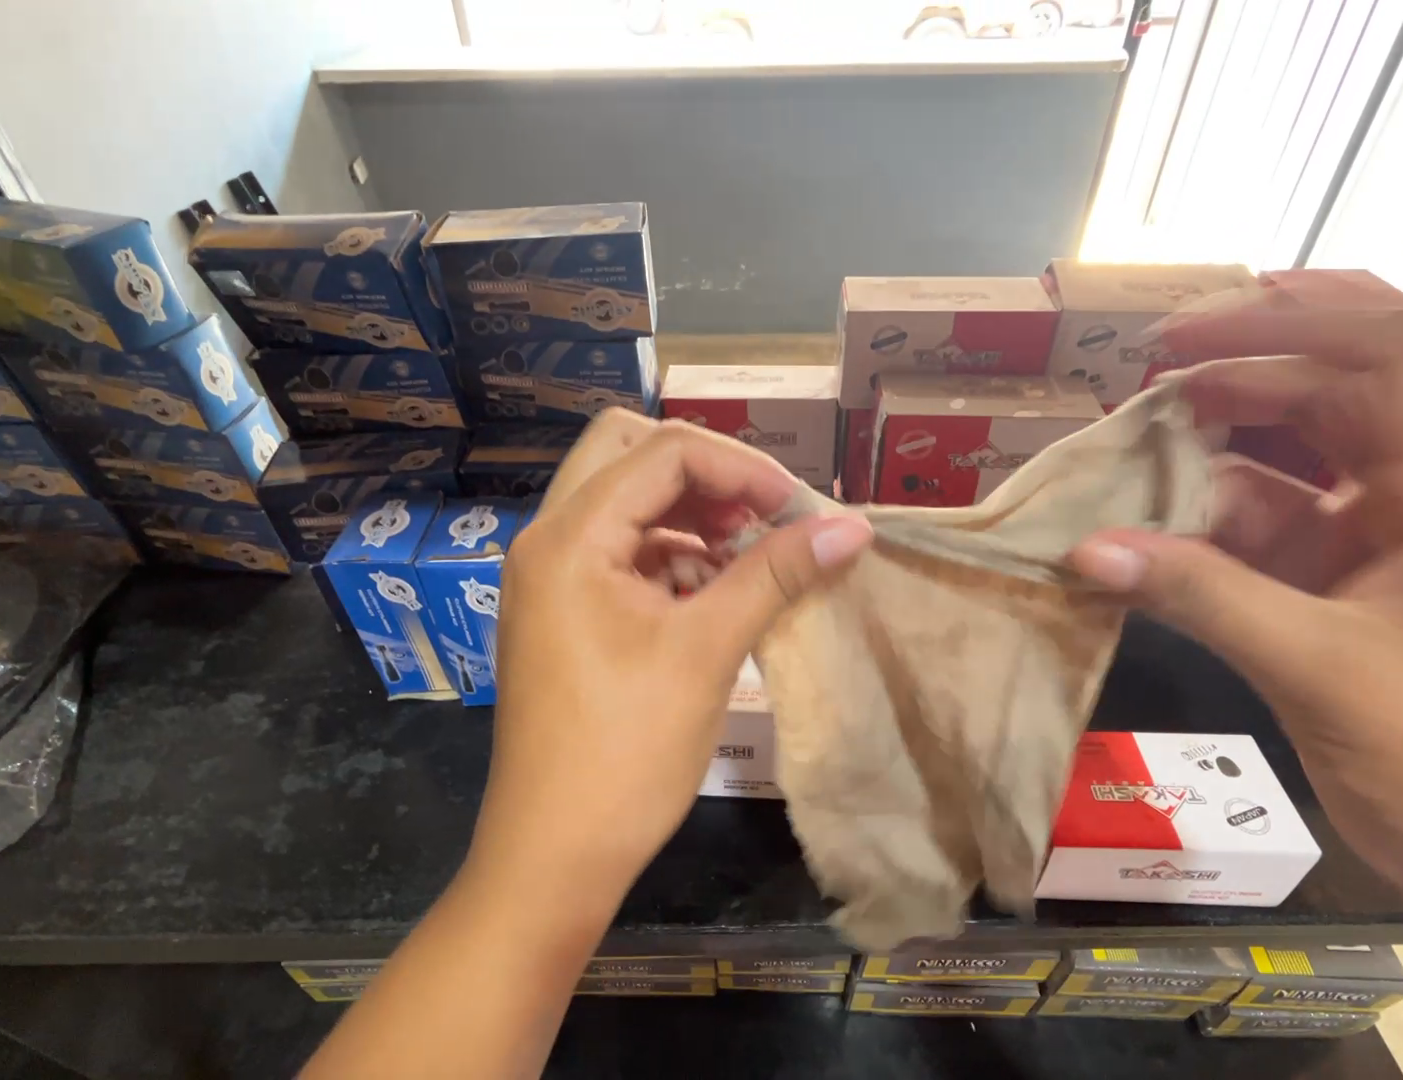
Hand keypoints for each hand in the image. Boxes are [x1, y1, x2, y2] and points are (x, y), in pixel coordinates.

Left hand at [474, 415, 871, 896]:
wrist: (553, 855)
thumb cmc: (627, 753)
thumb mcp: (708, 651)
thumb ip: (777, 574)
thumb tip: (854, 526)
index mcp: (570, 536)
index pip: (665, 452)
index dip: (743, 469)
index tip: (800, 511)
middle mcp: (548, 538)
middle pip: (631, 454)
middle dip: (708, 478)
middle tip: (762, 518)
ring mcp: (549, 575)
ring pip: (626, 502)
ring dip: (691, 517)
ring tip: (748, 560)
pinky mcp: (562, 609)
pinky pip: (620, 550)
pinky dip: (670, 555)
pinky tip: (712, 594)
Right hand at [1066, 299, 1402, 902]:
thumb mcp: (1326, 673)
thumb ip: (1201, 597)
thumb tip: (1085, 549)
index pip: (1392, 353)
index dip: (1284, 323)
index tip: (1179, 338)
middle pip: (1343, 391)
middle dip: (1245, 369)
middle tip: (1149, 372)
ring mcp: (1392, 545)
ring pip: (1300, 464)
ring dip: (1220, 454)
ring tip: (1133, 453)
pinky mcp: (1355, 592)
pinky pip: (1276, 534)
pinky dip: (1212, 530)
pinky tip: (1152, 537)